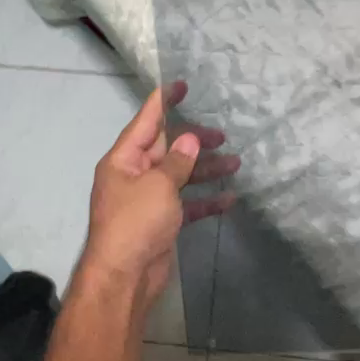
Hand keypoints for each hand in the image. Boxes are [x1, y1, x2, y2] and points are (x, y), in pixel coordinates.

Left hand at [77, 81, 236, 305]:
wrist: (125, 277)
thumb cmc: (136, 223)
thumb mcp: (158, 185)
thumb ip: (177, 162)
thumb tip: (189, 140)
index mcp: (123, 160)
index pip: (146, 122)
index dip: (163, 102)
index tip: (181, 84)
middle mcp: (134, 176)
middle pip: (167, 150)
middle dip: (194, 141)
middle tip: (223, 134)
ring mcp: (148, 201)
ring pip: (181, 177)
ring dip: (206, 170)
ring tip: (236, 162)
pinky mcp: (162, 223)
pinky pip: (187, 205)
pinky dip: (206, 201)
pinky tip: (230, 198)